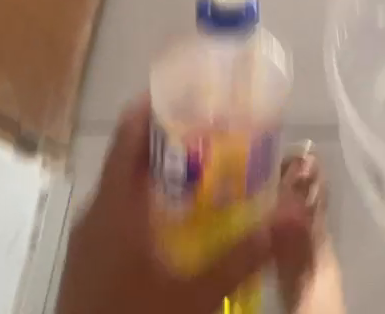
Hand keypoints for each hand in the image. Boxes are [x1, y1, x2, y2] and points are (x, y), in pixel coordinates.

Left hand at [57, 96, 306, 313]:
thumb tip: (295, 214)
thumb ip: (245, 252)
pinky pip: (122, 214)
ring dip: (167, 175)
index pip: (132, 129)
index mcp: (114, 203)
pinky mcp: (90, 263)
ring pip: (129, 187)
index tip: (201, 90)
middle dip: (179, 140)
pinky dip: (153, 204)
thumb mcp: (195, 293)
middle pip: (135, 155)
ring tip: (213, 172)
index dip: (163, 102)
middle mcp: (97, 211)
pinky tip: (184, 223)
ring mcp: (89, 238)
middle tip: (223, 131)